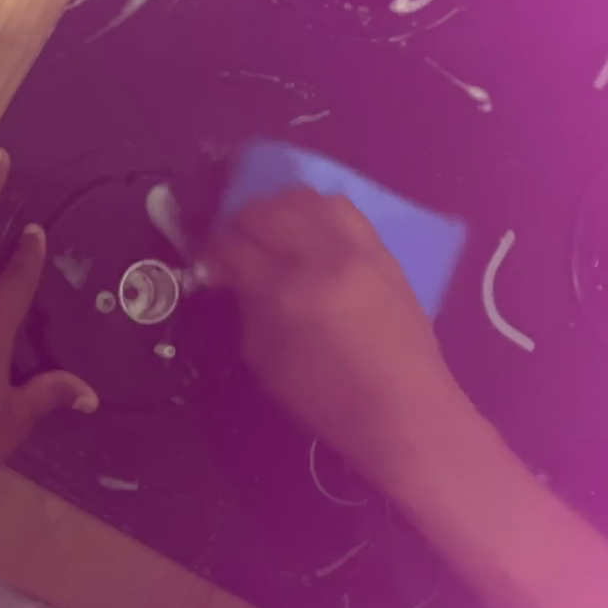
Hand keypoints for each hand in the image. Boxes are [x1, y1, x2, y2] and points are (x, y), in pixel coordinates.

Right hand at [202, 188, 473, 479]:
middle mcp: (322, 258)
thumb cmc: (323, 396)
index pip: (232, 247)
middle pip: (266, 212)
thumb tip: (232, 279)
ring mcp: (358, 250)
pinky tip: (306, 235)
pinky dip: (314, 214)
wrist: (402, 408)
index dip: (210, 252)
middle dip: (237, 225)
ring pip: (306, 199)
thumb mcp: (263, 358)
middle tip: (231, 247)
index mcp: (285, 292)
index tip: (205, 264)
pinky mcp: (382, 252)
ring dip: (277, 210)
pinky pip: (341, 210)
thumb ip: (246, 308)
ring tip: (269, 234)